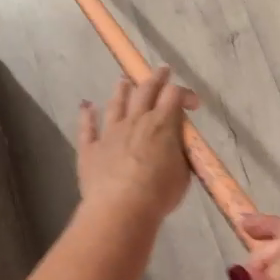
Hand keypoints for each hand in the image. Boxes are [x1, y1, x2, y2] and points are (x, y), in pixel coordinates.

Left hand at [76, 68, 199, 225]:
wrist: (120, 209)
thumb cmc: (158, 193)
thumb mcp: (183, 173)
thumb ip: (180, 154)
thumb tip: (176, 146)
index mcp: (161, 124)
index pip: (174, 95)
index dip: (185, 94)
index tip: (193, 104)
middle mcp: (135, 121)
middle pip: (145, 91)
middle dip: (156, 78)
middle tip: (162, 70)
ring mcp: (110, 133)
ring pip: (116, 104)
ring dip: (121, 90)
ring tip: (124, 81)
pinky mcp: (90, 149)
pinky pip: (87, 128)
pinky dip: (86, 116)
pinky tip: (86, 106)